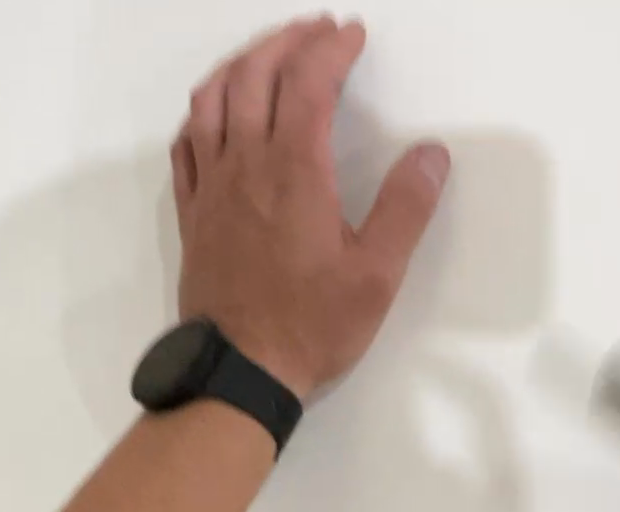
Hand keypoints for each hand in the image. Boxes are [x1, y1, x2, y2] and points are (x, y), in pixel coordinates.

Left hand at [171, 16, 450, 401]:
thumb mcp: (377, 275)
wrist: (243, 369)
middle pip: (256, 75)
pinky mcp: (194, 215)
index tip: (352, 33)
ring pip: (214, 98)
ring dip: (242, 63)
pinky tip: (215, 113)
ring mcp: (212, 187)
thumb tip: (431, 155)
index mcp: (295, 172)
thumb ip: (405, 210)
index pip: (309, 84)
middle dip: (287, 42)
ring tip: (266, 55)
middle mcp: (245, 164)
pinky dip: (204, 110)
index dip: (331, 50)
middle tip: (316, 31)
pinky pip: (187, 141)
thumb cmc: (313, 325)